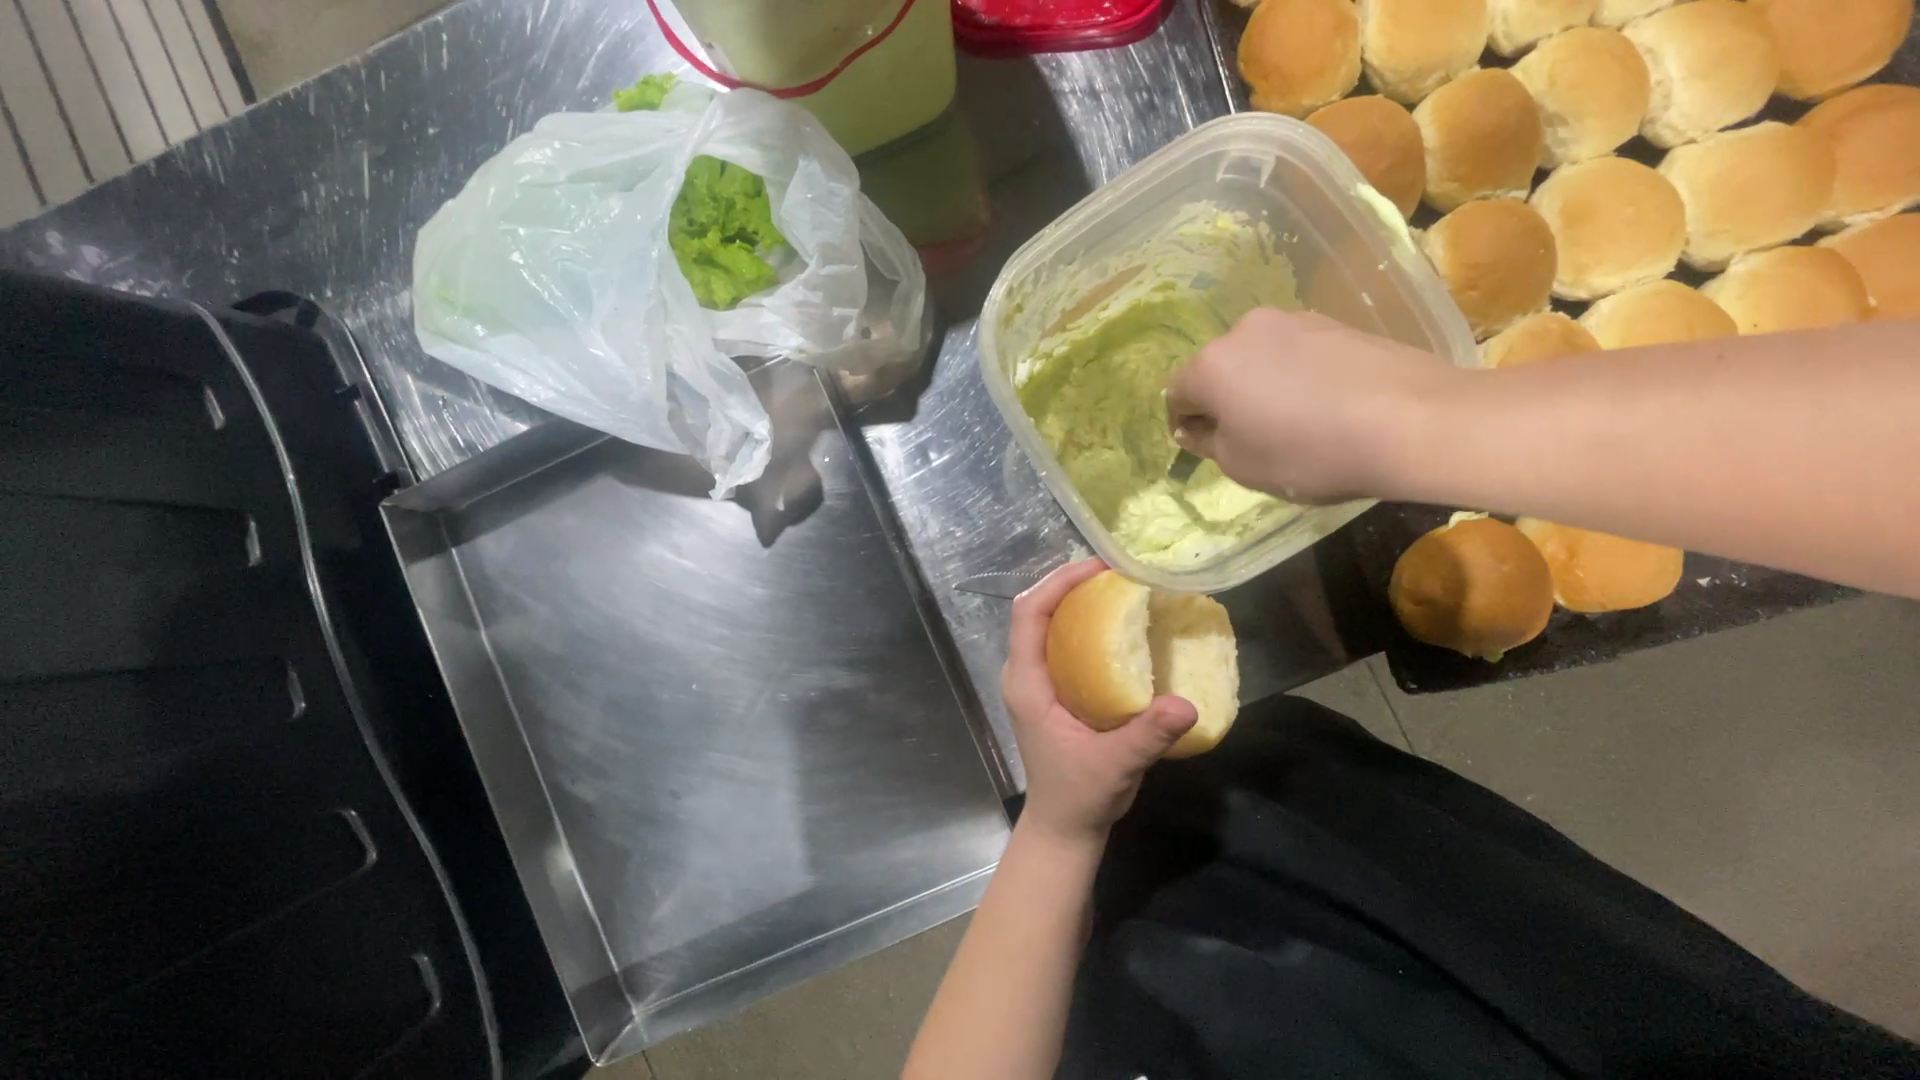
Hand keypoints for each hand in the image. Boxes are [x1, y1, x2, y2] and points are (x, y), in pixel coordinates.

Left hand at [1001, 559, 1198, 846]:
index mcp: (1026, 684)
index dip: (1058, 583)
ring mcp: (1037, 680)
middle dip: (1071, 583)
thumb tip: (1186, 705)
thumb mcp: (1115, 765)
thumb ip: (1147, 736)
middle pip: (1037, 609)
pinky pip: (1063, 641)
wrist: (1066, 825)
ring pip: (1049, 623)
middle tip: (1117, 571)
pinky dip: (1086, 623)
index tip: (1098, 568)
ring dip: (1079, 600)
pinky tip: (1121, 622)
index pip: (1028, 614)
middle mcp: (1025, 674)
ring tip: (1120, 586)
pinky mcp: (1052, 688)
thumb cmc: (1080, 795)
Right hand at [1167, 309, 1458, 503]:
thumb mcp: (1242, 466)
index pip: (1176, 393)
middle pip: (1218, 369)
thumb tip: (1197, 427)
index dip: (1184, 423)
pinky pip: (1298, 353)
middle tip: (1249, 436)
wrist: (1411, 421)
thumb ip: (1207, 443)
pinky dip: (1298, 376)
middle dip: (1224, 399)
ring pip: (1259, 358)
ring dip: (1262, 385)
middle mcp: (1243, 331)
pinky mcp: (1336, 322)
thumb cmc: (1309, 453)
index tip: (1203, 448)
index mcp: (1210, 365)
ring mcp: (1294, 320)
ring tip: (1293, 421)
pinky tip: (1325, 405)